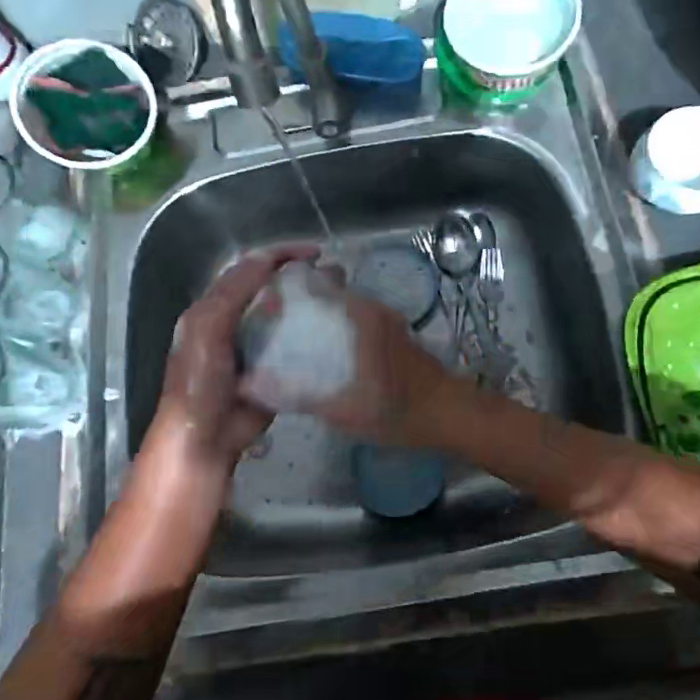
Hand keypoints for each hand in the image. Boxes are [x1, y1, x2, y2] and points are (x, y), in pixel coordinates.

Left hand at [143, 247, 315, 472]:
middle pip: (272, 288)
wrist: (205, 439)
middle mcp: (236, 321)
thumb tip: (266, 258)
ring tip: (342, 295)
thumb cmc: (199, 381)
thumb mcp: (207, 328)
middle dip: (302, 276)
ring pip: (288, 315)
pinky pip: (297, 345)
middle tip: (334, 273)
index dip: (281, 254)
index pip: (251, 268)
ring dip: (312, 303)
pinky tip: (335, 330)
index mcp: (215, 307)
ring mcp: (257, 346)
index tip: (315, 252)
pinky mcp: (275, 370)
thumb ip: (233, 292)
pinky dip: (315, 335)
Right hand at [247, 274, 455, 446]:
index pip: (311, 284)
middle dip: (291, 308)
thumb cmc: (398, 410)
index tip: (255, 308)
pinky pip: (349, 322)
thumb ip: (298, 394)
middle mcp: (369, 308)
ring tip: (281, 342)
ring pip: (335, 310)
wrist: (449, 414)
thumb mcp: (344, 409)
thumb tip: (250, 386)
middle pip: (321, 295)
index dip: (281, 292)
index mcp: (358, 316)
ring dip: (311, 321)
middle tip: (262, 329)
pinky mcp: (388, 334)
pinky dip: (330, 331)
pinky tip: (314, 355)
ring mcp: (381, 320)